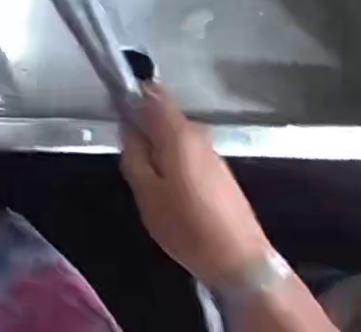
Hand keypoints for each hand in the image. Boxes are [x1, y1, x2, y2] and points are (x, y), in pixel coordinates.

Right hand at [120, 83, 272, 288]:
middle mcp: (197, 135)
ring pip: (175, 136)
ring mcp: (213, 154)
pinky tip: (172, 191)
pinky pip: (188, 153)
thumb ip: (132, 152)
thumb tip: (128, 128)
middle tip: (131, 156)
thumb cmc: (188, 227)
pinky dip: (175, 161)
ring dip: (158, 146)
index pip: (152, 93)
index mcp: (177, 133)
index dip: (131, 94)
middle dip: (143, 127)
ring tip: (150, 179)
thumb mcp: (145, 191)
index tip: (116, 111)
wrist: (244, 267)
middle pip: (163, 115)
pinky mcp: (221, 173)